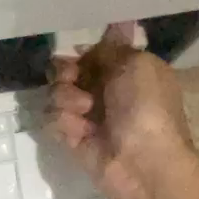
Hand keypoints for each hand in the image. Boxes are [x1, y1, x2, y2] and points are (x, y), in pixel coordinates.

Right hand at [48, 26, 196, 198]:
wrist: (144, 162)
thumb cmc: (147, 107)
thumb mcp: (137, 63)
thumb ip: (112, 48)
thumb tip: (101, 36)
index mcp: (126, 70)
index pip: (92, 52)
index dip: (84, 51)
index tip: (84, 53)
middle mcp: (105, 91)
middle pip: (66, 70)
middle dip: (65, 71)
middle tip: (74, 78)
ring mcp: (87, 116)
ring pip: (55, 93)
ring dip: (65, 97)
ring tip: (84, 110)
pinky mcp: (72, 138)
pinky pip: (52, 119)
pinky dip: (63, 122)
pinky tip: (80, 131)